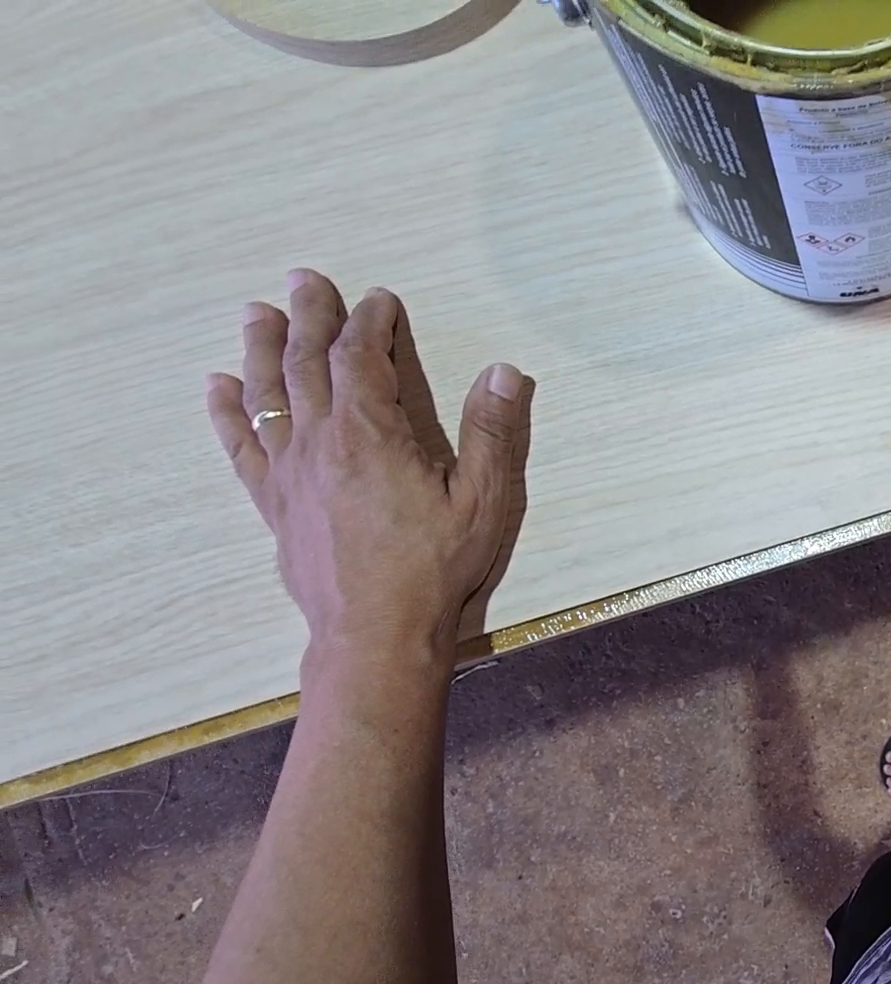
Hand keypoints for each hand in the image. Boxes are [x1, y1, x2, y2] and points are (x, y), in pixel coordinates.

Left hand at [205, 268, 526, 657]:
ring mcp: (290, 472)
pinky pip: (243, 445)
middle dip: (310, 318)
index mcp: (372, 436)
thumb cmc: (438, 565)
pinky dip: (229, 411)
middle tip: (304, 280)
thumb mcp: (485, 499)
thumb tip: (504, 372)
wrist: (376, 628)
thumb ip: (493, 433)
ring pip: (269, 395)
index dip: (370, 324)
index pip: (363, 361)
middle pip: (308, 365)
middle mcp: (320, 442)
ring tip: (257, 314)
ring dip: (264, 350)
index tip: (378, 299)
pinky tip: (219, 388)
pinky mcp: (275, 502)